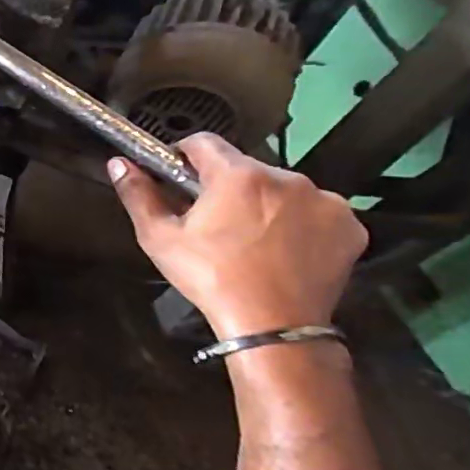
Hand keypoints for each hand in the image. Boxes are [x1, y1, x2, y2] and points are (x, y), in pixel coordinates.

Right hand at [107, 133, 366, 338]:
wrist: (274, 326)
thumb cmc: (210, 278)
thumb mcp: (160, 238)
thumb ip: (139, 196)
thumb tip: (119, 164)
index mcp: (238, 175)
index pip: (205, 142)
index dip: (185, 156)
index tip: (179, 178)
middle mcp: (286, 177)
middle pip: (245, 168)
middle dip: (227, 187)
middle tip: (214, 222)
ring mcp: (324, 200)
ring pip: (282, 190)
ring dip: (266, 203)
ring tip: (253, 240)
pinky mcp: (350, 225)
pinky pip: (317, 212)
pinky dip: (301, 223)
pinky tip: (286, 250)